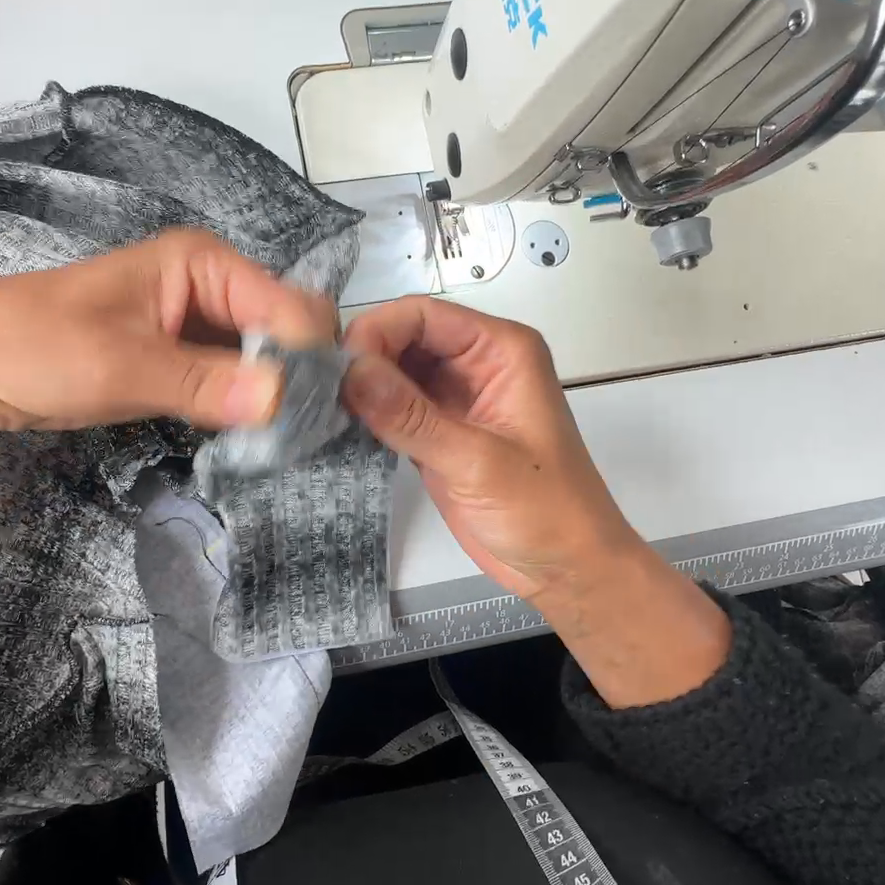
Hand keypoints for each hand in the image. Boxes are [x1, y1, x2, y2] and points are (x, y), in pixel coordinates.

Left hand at [0, 229, 336, 455]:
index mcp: (205, 264)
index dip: (305, 360)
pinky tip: (249, 436)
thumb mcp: (123, 367)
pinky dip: (244, 405)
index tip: (304, 418)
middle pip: (286, 332)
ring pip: (265, 360)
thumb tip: (284, 401)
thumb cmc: (40, 347)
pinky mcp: (185, 356)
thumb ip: (206, 384)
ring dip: (270, 399)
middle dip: (293, 381)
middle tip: (292, 438)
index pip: (290, 308)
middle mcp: (213, 286)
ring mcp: (200, 322)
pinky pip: (235, 378)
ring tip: (274, 443)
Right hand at [342, 296, 730, 706]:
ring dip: (360, 386)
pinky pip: (393, 407)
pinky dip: (367, 413)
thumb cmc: (544, 511)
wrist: (564, 568)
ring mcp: (454, 398)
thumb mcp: (478, 462)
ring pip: (393, 371)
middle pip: (403, 338)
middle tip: (320, 392)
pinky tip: (339, 426)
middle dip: (363, 358)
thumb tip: (350, 372)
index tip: (338, 369)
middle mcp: (476, 364)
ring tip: (321, 408)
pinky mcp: (436, 431)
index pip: (424, 316)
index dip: (377, 332)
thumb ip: (412, 417)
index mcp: (501, 350)